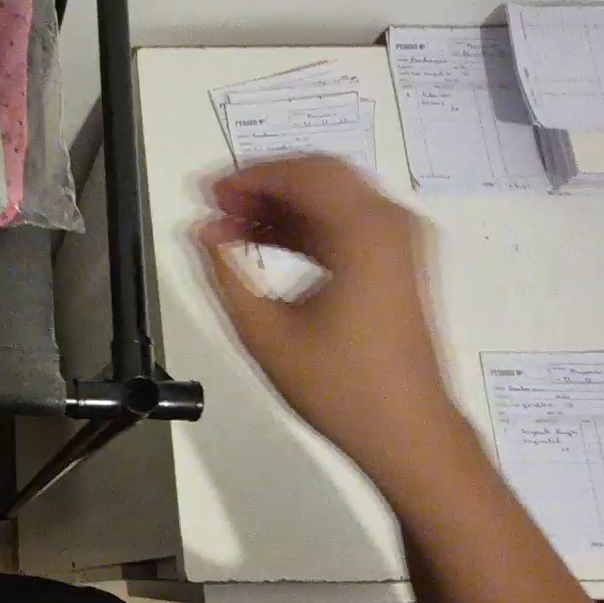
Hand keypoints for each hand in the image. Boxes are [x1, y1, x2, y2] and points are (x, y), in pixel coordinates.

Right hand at [194, 156, 460, 478]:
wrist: (404, 429)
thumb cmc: (335, 385)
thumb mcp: (263, 330)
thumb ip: (224, 272)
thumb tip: (199, 232)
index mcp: (363, 233)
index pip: (302, 173)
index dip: (248, 175)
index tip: (205, 193)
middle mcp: (389, 225)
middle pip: (319, 177)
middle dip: (261, 187)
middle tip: (214, 207)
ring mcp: (398, 244)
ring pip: (330, 200)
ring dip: (277, 208)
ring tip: (227, 229)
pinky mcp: (395, 264)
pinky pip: (342, 226)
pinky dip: (300, 228)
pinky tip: (260, 246)